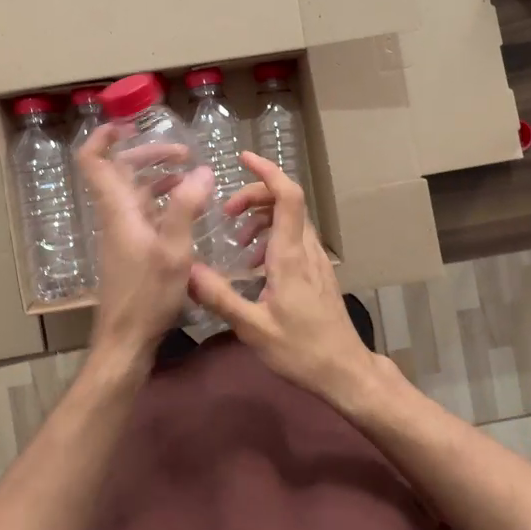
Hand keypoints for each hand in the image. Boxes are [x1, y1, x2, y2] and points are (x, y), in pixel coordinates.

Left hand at [76, 124, 211, 367]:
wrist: (126, 340)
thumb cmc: (147, 295)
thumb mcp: (174, 250)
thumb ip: (186, 207)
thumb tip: (202, 170)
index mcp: (118, 210)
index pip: (93, 161)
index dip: (104, 137)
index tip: (129, 123)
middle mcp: (115, 216)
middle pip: (120, 172)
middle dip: (148, 155)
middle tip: (184, 153)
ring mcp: (121, 234)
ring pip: (133, 193)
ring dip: (157, 178)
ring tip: (190, 176)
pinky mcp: (130, 250)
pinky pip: (143, 213)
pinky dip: (162, 202)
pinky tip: (187, 210)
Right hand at [187, 152, 380, 404]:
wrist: (343, 371)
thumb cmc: (300, 350)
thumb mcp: (252, 328)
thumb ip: (219, 297)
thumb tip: (186, 269)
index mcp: (290, 255)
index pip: (287, 196)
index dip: (267, 171)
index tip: (244, 158)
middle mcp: (307, 250)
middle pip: (287, 201)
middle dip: (254, 195)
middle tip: (226, 214)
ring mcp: (316, 260)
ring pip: (291, 219)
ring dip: (262, 217)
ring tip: (237, 240)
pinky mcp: (318, 273)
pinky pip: (295, 238)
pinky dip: (272, 235)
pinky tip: (255, 264)